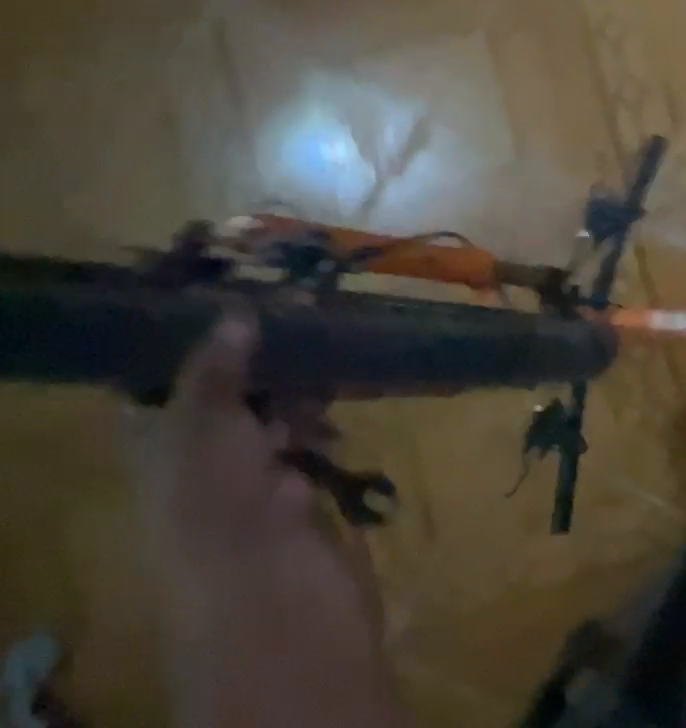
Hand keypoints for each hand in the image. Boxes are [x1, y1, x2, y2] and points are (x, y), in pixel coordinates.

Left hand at [123, 313, 370, 622]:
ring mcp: (246, 471)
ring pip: (272, 414)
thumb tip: (238, 310)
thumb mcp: (207, 419)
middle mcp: (194, 451)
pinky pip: (305, 441)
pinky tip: (334, 427)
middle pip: (230, 392)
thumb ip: (220, 366)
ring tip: (328, 374)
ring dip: (299, 396)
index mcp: (154, 438)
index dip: (197, 346)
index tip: (240, 307)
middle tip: (303, 326)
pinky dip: (319, 429)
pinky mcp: (292, 484)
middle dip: (265, 364)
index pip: (166, 382)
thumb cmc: (215, 494)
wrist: (265, 574)